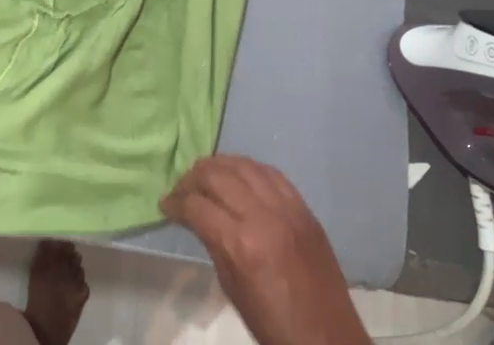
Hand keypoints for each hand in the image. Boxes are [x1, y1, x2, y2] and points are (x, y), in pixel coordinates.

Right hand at [161, 156, 369, 344]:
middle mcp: (263, 217)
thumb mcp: (231, 287)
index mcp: (241, 244)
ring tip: (207, 179)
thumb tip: (197, 216)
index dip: (174, 203)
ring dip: (219, 167)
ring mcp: (288, 210)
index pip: (196, 205)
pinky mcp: (305, 210)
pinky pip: (272, 174)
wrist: (327, 340)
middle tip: (182, 191)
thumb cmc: (272, 323)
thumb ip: (213, 242)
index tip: (166, 206)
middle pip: (216, 175)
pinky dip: (249, 170)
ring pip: (243, 165)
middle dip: (191, 179)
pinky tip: (239, 179)